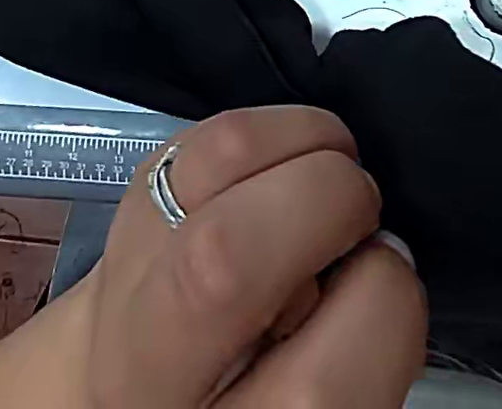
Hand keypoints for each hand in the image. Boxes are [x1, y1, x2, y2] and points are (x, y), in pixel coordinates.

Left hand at [0, 106, 426, 407]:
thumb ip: (338, 370)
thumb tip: (388, 273)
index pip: (332, 357)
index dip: (387, 292)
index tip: (392, 268)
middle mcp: (146, 361)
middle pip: (236, 251)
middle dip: (330, 197)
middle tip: (358, 199)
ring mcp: (112, 275)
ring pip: (198, 171)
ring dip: (290, 139)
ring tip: (325, 156)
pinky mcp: (109, 218)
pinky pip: (181, 148)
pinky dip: (247, 131)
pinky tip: (272, 149)